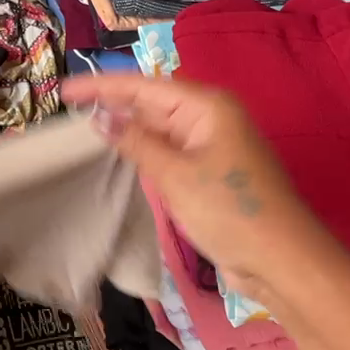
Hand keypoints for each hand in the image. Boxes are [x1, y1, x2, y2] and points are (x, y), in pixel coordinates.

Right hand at [63, 73, 311, 286]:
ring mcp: (211, 145)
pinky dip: (142, 148)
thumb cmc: (230, 211)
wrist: (284, 263)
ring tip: (84, 125)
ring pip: (158, 127)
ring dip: (125, 126)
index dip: (101, 86)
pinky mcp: (210, 171)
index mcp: (206, 106)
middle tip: (68, 109)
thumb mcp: (175, 174)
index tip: (65, 90)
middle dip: (112, 103)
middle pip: (151, 102)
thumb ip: (135, 142)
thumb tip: (99, 117)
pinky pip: (169, 149)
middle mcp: (209, 117)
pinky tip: (119, 152)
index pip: (143, 86)